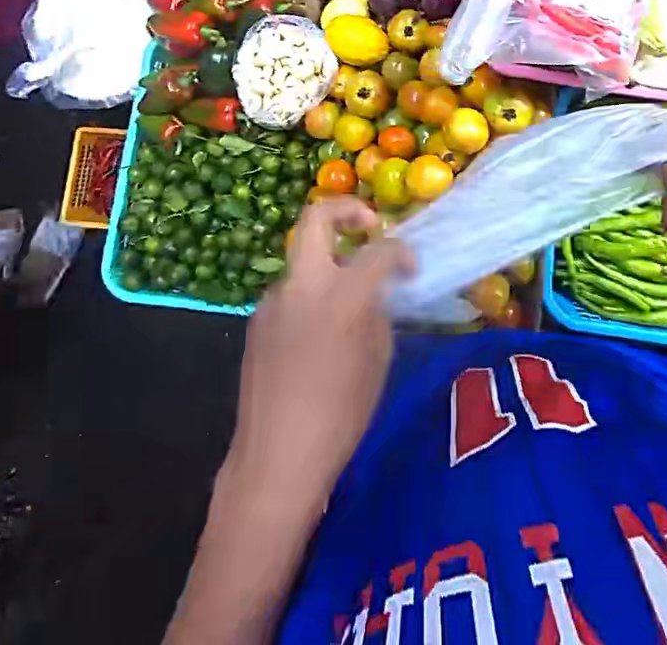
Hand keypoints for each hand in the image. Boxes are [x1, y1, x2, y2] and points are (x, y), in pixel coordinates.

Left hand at [228, 198, 413, 501]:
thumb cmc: (341, 414)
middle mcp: (303, 284)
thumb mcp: (378, 360)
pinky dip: (310, 298)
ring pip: (303, 261)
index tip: (409, 265)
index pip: (378, 251)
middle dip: (346, 211)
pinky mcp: (257, 319)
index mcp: (342, 294)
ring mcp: (273, 298)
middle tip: (368, 227)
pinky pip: (290, 294)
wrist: (278, 455)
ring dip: (327, 266)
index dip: (400, 251)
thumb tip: (375, 293)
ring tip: (346, 305)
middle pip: (316, 218)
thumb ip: (378, 313)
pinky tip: (317, 337)